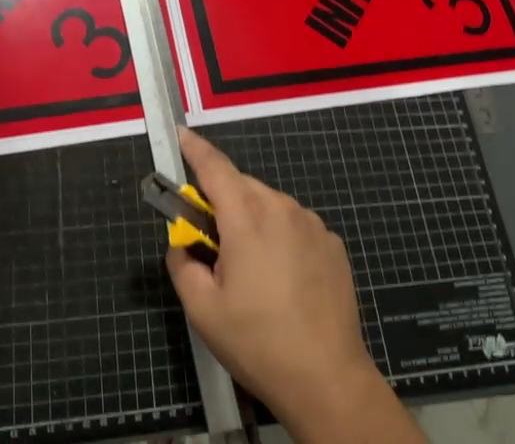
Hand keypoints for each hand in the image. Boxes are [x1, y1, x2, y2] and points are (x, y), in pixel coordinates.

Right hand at [163, 128, 382, 426]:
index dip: (194, 149)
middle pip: (242, 187)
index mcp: (247, 218)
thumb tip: (182, 244)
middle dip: (220, 202)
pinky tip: (280, 279)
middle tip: (209, 242)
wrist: (326, 378)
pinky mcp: (332, 244)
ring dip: (251, 221)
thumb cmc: (257, 342)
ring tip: (248, 271)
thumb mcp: (201, 309)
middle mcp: (282, 209)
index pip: (214, 168)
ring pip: (269, 205)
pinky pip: (294, 226)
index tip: (181, 136)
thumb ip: (182, 264)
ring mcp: (313, 225)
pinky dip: (279, 237)